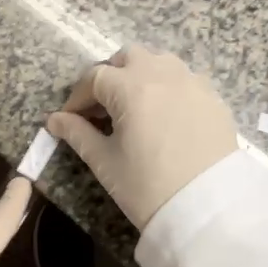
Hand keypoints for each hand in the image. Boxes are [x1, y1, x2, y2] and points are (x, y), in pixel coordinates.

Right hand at [46, 46, 237, 229]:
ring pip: (159, 61)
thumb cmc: (148, 186)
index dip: (78, 97)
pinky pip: (184, 79)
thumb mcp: (105, 162)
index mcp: (130, 86)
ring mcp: (191, 82)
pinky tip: (165, 116)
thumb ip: (77, 133)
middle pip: (128, 57)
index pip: (94, 78)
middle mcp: (161, 73)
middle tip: (103, 108)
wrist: (209, 209)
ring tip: (135, 106)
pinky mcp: (213, 98)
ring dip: (141, 75)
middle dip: (110, 76)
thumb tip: (54, 120)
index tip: (69, 119)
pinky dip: (168, 87)